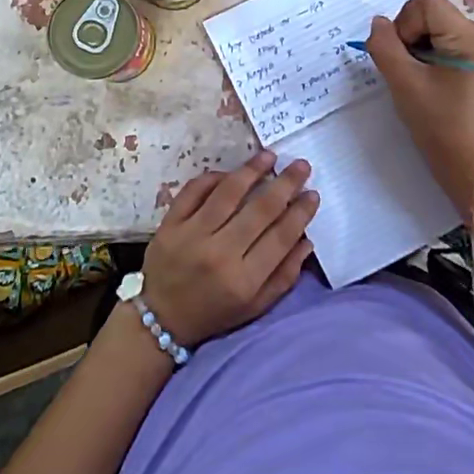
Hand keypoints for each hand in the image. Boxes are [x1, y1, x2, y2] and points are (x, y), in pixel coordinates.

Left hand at [141, 150, 316, 345]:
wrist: (161, 317)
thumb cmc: (214, 312)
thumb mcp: (255, 306)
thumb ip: (284, 275)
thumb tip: (306, 240)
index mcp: (244, 280)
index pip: (281, 237)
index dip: (300, 213)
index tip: (313, 194)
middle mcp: (220, 254)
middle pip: (260, 210)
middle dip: (285, 184)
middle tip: (300, 165)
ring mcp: (192, 235)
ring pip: (228, 193)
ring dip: (252, 170)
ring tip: (269, 156)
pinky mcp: (170, 223)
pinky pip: (195, 190)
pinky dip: (214, 177)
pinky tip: (231, 172)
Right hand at [365, 0, 473, 198]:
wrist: (461, 155)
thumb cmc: (434, 120)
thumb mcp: (402, 80)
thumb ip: (385, 45)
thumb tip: (379, 22)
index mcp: (472, 38)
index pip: (426, 3)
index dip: (405, 24)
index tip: (405, 55)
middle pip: (431, 10)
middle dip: (410, 34)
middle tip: (409, 67)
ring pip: (434, 23)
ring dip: (417, 43)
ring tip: (418, 73)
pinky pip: (443, 36)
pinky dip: (427, 50)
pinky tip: (427, 74)